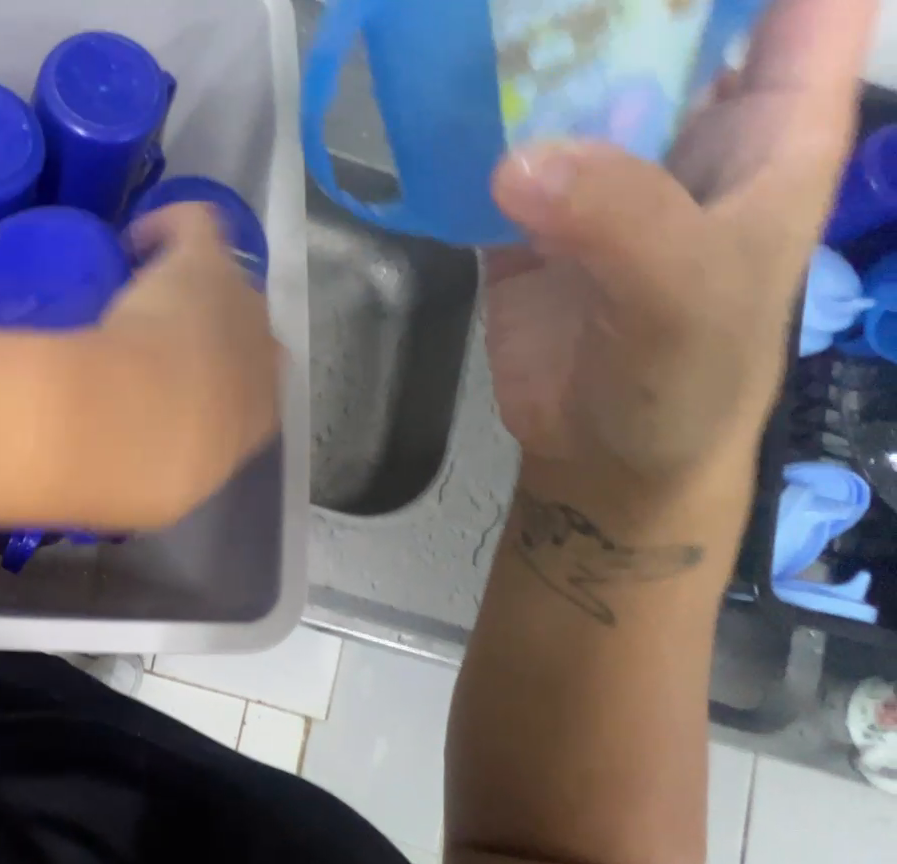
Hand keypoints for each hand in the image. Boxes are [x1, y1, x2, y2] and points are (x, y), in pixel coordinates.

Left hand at [82, 202, 279, 522]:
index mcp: (256, 416)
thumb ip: (161, 472)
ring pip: (219, 283)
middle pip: (240, 331)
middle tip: (153, 340)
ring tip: (143, 291)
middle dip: (205, 334)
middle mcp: (262, 353)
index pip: (246, 390)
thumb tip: (129, 479)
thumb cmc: (152, 470)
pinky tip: (134, 237)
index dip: (211, 384)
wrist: (143, 426)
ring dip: (185, 287)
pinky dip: (168, 226)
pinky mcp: (206, 261)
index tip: (168, 389)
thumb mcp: (166, 484)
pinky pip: (198, 225)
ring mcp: (239, 302)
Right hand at [483, 0, 873, 492]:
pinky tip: (430, 106)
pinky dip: (464, 133)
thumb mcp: (683, 298)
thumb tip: (518, 160)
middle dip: (601, 3)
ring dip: (524, 55)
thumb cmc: (684, 376)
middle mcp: (684, 131)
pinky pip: (495, 154)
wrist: (601, 453)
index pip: (799, 2)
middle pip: (661, 24)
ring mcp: (599, 173)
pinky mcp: (522, 216)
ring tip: (465, 23)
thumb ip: (622, 221)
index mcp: (769, 125)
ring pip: (568, 82)